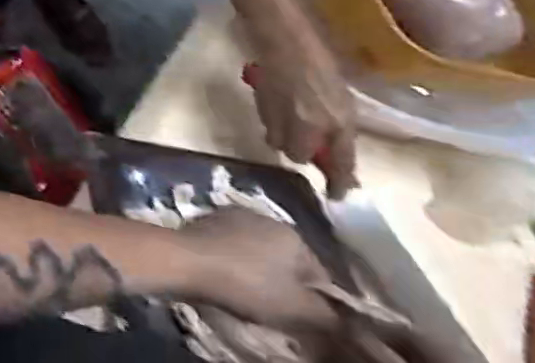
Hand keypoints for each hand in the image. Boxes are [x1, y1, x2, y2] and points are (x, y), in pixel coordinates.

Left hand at [178, 209, 338, 331]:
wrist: (188, 260)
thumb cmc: (249, 283)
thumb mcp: (299, 309)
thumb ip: (330, 315)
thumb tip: (346, 319)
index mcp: (294, 235)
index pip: (321, 275)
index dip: (319, 303)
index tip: (307, 321)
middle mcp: (266, 217)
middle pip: (289, 261)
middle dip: (287, 285)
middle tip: (278, 310)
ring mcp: (234, 214)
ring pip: (260, 252)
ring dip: (260, 272)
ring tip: (250, 295)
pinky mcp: (208, 219)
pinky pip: (233, 246)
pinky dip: (235, 261)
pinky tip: (227, 277)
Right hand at [246, 27, 359, 198]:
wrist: (282, 32)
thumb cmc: (320, 58)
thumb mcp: (342, 96)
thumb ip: (338, 125)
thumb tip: (333, 151)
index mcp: (337, 121)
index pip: (341, 163)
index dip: (339, 182)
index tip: (337, 196)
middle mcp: (308, 123)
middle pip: (296, 155)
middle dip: (300, 152)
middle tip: (305, 141)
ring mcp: (280, 112)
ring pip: (277, 139)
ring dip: (283, 135)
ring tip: (288, 118)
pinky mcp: (260, 102)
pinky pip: (267, 122)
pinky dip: (272, 119)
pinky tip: (276, 103)